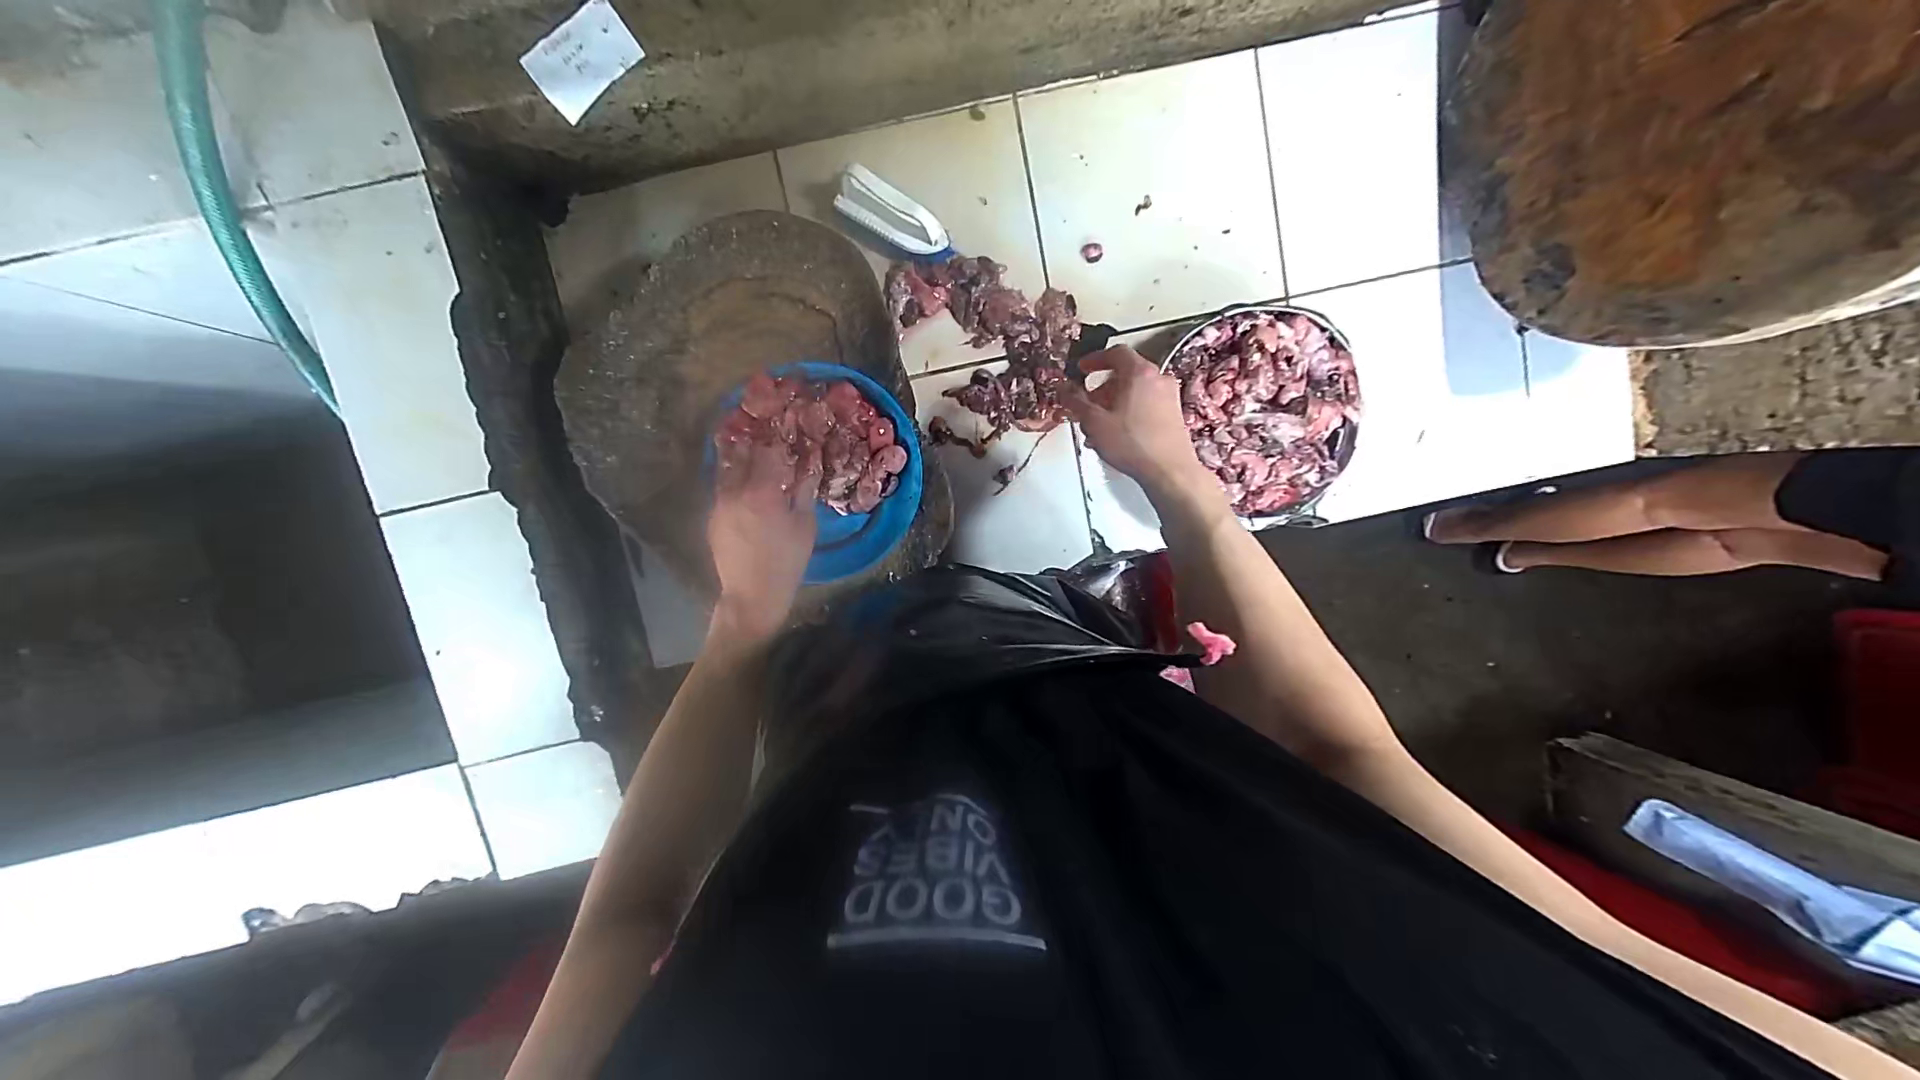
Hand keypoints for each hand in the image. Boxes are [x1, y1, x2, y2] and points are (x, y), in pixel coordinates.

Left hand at [708, 435, 818, 643]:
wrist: (753, 593)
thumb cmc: (787, 560)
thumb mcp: (805, 525)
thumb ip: (804, 491)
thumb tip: (809, 465)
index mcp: (764, 492)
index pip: (768, 451)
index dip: (776, 434)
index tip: (783, 422)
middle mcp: (736, 491)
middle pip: (742, 453)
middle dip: (753, 437)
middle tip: (760, 422)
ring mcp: (720, 503)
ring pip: (726, 468)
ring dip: (737, 453)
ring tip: (744, 439)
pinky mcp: (712, 516)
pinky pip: (722, 488)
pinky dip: (731, 477)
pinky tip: (741, 477)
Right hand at [1064, 345, 1222, 508]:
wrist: (1170, 471)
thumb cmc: (1134, 444)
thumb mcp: (1094, 422)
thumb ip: (1076, 401)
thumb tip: (1063, 389)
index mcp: (1139, 373)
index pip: (1115, 352)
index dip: (1094, 359)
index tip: (1082, 369)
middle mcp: (1158, 379)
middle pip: (1124, 374)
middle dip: (1101, 388)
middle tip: (1086, 404)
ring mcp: (1168, 397)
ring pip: (1134, 391)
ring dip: (1113, 403)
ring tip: (1097, 426)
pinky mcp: (1173, 414)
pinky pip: (1145, 404)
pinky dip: (1128, 411)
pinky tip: (1115, 434)